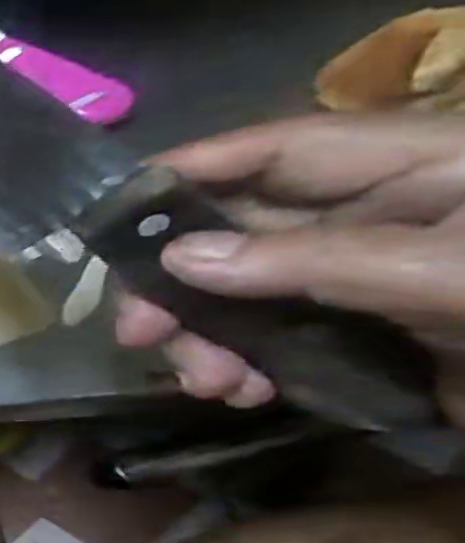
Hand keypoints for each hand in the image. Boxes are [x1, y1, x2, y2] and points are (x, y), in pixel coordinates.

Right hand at [114, 113, 464, 425]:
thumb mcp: (451, 277)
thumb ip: (312, 261)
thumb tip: (177, 258)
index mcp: (422, 166)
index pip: (280, 149)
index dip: (191, 169)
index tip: (112, 210)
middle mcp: (376, 212)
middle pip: (233, 231)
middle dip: (175, 286)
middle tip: (137, 335)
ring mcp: (360, 271)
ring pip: (232, 291)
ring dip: (200, 340)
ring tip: (207, 385)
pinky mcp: (354, 324)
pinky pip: (262, 334)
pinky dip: (236, 365)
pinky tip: (238, 393)